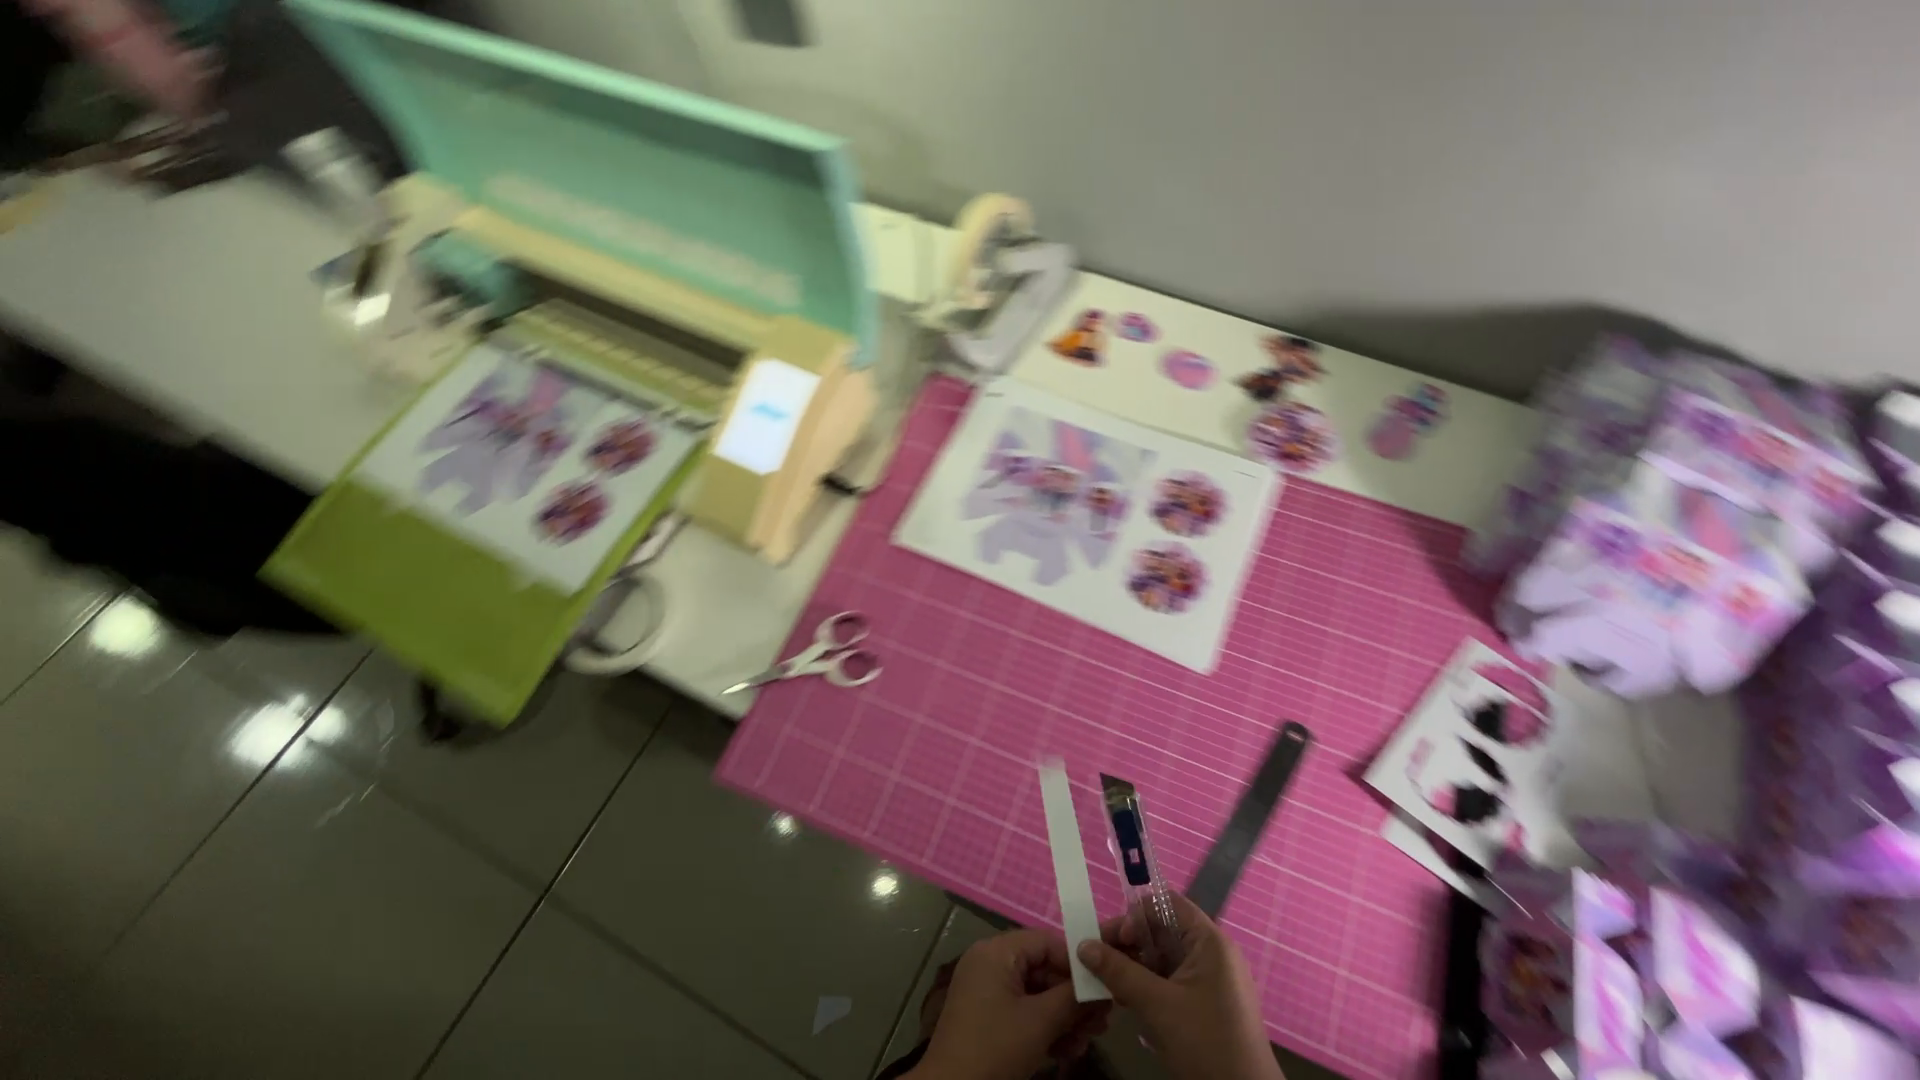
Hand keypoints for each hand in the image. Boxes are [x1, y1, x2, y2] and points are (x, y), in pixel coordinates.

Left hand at [911, 928, 1110, 1079]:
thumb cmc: (995, 1047)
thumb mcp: (1040, 1021)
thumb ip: (1073, 998)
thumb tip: (1102, 985)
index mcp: (996, 952)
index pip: (1046, 942)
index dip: (1077, 962)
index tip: (1104, 985)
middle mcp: (990, 964)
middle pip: (1043, 969)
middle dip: (1074, 996)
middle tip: (1103, 1018)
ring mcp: (987, 992)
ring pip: (1036, 994)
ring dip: (1065, 1016)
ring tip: (1091, 1038)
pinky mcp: (988, 1017)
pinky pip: (1023, 1011)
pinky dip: (1046, 1027)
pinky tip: (1070, 1050)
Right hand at [1077, 893, 1283, 1079]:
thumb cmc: (1205, 1043)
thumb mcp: (1156, 1005)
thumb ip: (1118, 971)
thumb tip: (1082, 945)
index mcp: (1209, 942)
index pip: (1167, 903)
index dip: (1136, 914)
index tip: (1113, 940)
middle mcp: (1213, 953)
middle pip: (1164, 931)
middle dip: (1130, 943)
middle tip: (1098, 962)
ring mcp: (1212, 980)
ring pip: (1165, 958)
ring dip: (1136, 967)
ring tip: (1109, 985)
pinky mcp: (1208, 1004)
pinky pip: (1173, 981)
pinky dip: (1150, 986)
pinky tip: (1129, 1001)